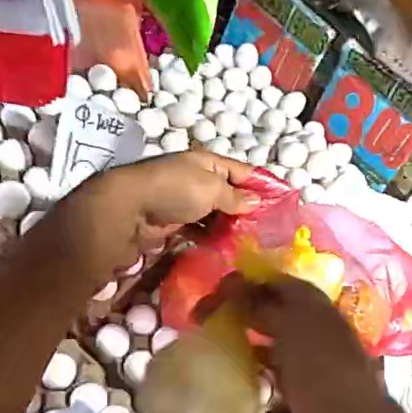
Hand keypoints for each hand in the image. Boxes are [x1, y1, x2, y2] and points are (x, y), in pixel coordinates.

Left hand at [65, 152, 260, 270]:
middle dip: (247, 210)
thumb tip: (255, 202)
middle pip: (229, 194)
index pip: (242, 171)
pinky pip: (199, 230)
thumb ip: (234, 196)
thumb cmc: (174, 189)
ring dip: (230, 227)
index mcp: (208, 163)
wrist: (129, 208)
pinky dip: (211, 238)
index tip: (282, 201)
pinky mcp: (174, 223)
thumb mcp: (211, 188)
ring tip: (251, 243)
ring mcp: (185, 202)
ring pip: (215, 215)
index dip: (262, 185)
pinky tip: (226, 249)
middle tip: (269, 230)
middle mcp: (197, 180)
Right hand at [204, 273, 384, 412]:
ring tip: (214, 337)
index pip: (268, 280)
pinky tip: (235, 362)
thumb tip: (232, 285)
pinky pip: (269, 359)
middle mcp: (307, 317)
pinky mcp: (298, 373)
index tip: (213, 294)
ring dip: (243, 332)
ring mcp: (304, 346)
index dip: (241, 284)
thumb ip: (259, 304)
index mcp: (307, 298)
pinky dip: (252, 358)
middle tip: (205, 316)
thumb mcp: (287, 326)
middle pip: (267, 305)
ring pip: (267, 332)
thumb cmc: (318, 363)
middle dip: (238, 308)